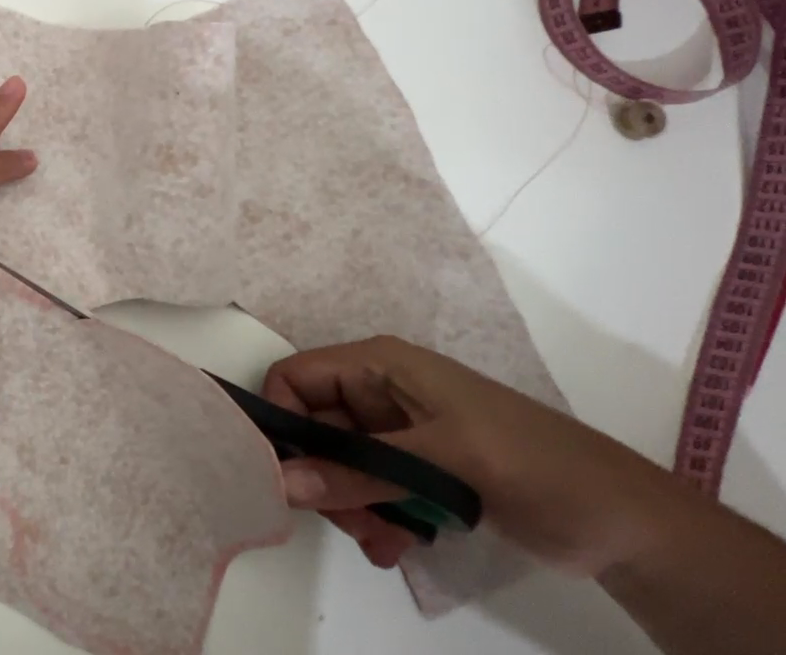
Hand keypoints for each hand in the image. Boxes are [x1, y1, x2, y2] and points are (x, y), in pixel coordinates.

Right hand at [263, 335, 678, 574]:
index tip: (287, 475)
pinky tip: (393, 546)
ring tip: (379, 540)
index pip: (294, 378)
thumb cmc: (537, 467)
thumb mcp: (445, 465)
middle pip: (311, 426)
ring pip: (334, 463)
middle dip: (320, 477)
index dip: (281, 421)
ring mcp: (398, 431)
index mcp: (379, 365)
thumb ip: (359, 474)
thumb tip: (280, 482)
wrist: (631, 525)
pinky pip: (365, 487)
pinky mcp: (415, 469)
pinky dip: (370, 517)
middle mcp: (378, 391)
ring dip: (347, 505)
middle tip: (347, 521)